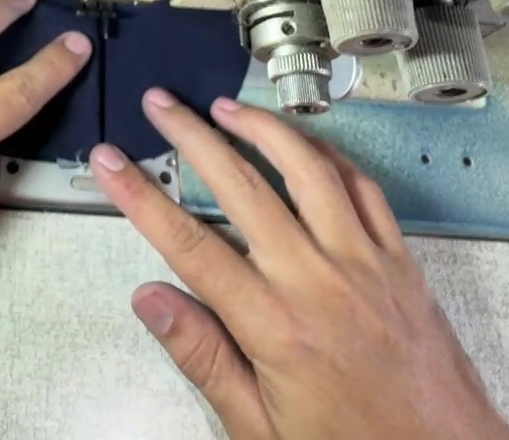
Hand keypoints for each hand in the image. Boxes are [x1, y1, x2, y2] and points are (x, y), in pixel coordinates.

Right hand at [91, 90, 508, 439]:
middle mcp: (317, 280)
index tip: (109, 160)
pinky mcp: (399, 258)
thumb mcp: (260, 431)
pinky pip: (362, 186)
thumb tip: (147, 295)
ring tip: (224, 105)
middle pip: (243, 187)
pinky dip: (326, 153)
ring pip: (307, 169)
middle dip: (192, 135)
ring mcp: (363, 261)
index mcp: (275, 327)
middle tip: (160, 102)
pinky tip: (300, 141)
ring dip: (261, 127)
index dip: (140, 197)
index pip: (190, 245)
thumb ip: (203, 357)